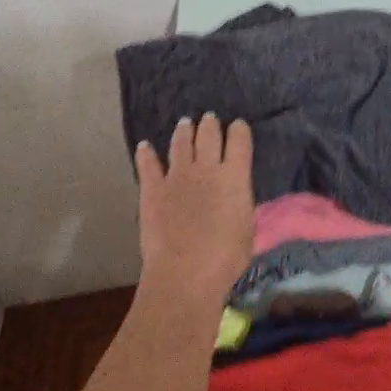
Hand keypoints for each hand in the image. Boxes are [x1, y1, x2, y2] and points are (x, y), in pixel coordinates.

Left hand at [134, 113, 254, 306]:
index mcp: (235, 177)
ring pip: (181, 143)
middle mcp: (206, 168)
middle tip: (210, 119)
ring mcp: (176, 175)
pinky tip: (145, 146)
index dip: (240, 130)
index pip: (240, 141)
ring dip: (184, 131)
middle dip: (211, 124)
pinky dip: (146, 153)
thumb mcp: (246, 228)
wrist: (185, 272)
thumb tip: (236, 196)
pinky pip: (148, 163)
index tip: (239, 126)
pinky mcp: (152, 188)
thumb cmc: (226, 257)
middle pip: (209, 134)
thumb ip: (239, 204)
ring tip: (185, 124)